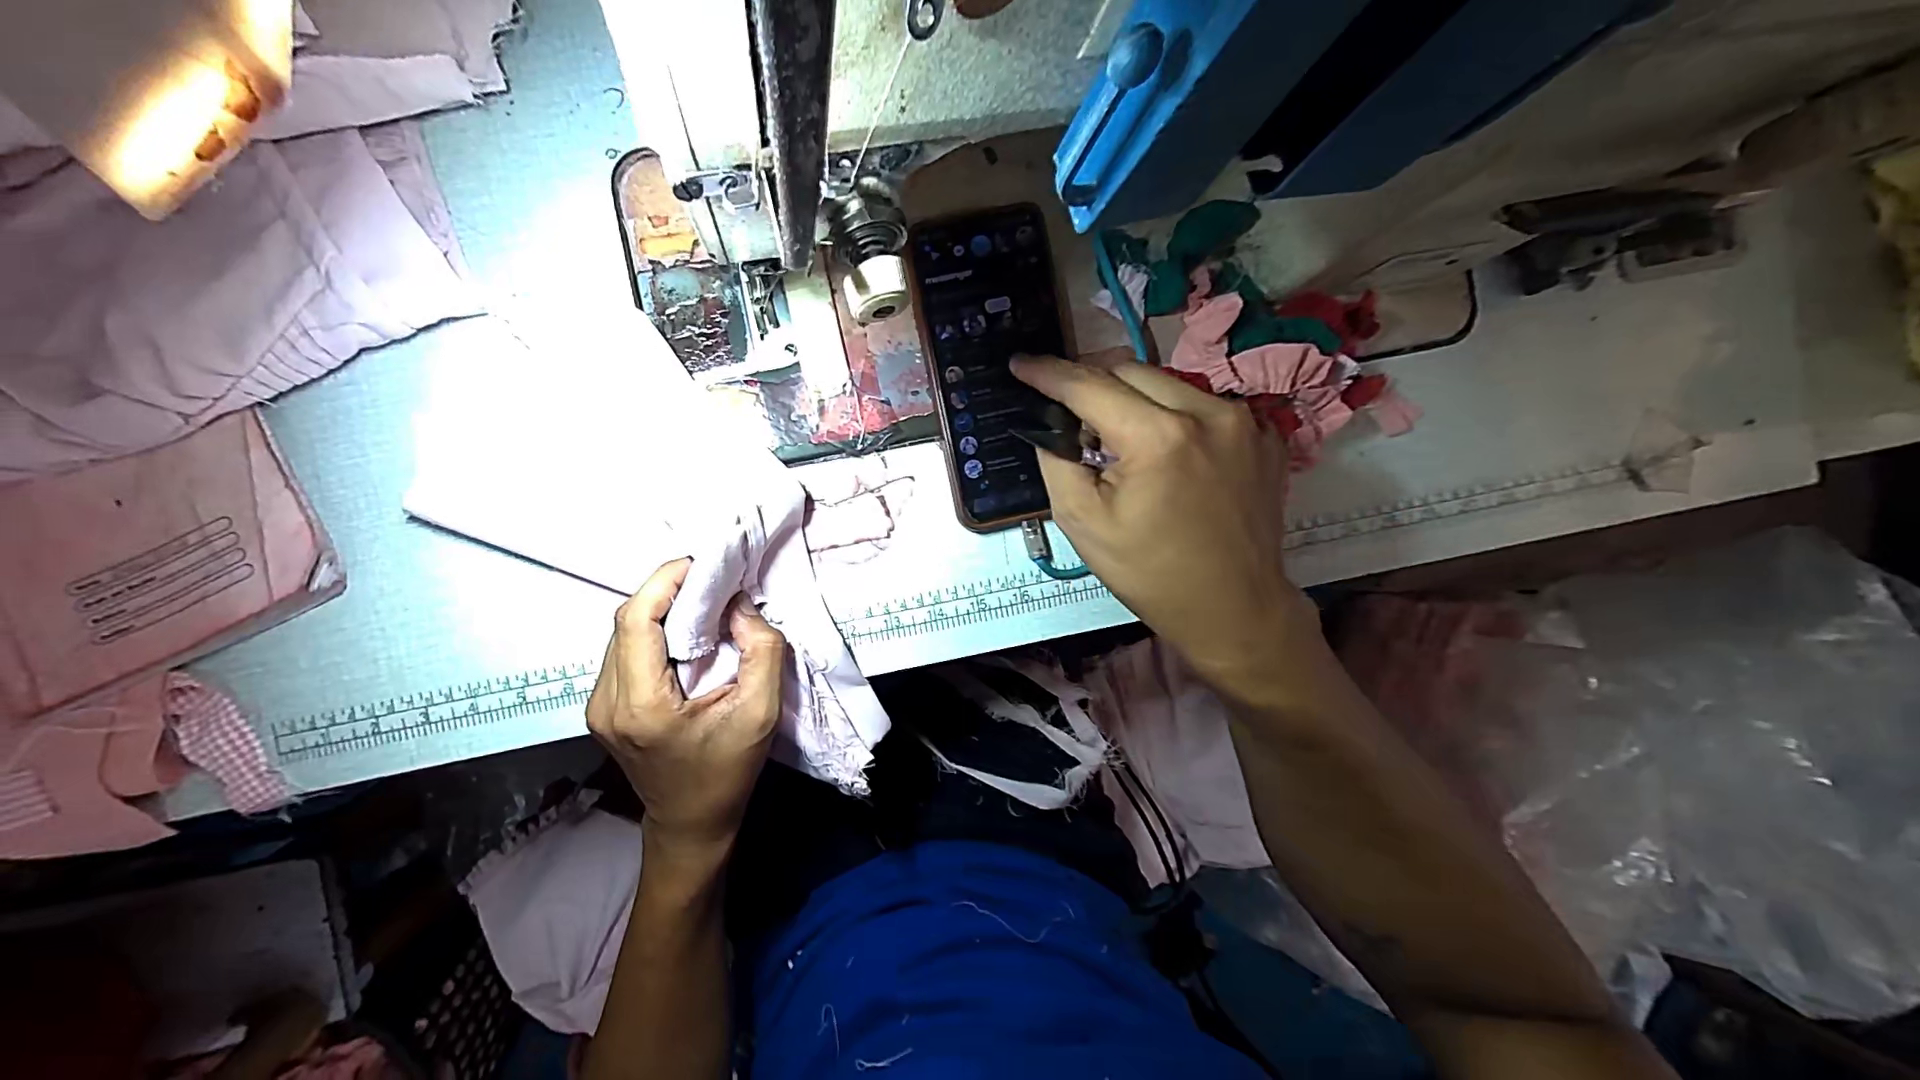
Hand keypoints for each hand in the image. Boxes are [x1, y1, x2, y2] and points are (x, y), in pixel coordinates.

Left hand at [586, 559, 787, 855]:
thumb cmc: (727, 773)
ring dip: (662, 610)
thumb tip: (740, 605)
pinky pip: (627, 651)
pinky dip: (656, 631)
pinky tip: (688, 635)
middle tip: (713, 581)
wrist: (692, 822)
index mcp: (640, 705)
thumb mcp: (760, 713)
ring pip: (624, 634)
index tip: (704, 564)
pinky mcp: (605, 707)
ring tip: (705, 604)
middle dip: (669, 592)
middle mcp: (606, 702)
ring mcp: (599, 706)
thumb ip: (761, 652)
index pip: (635, 620)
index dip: (665, 582)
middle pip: (627, 622)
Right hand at [1012, 353, 1314, 697]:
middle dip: (1092, 386)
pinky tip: (1168, 455)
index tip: (1021, 364)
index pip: (1089, 385)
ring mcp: (1244, 421)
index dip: (1048, 373)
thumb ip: (1057, 460)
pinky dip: (1175, 417)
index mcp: (1158, 438)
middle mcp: (1208, 412)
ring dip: (1134, 401)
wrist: (1234, 608)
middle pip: (1130, 371)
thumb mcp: (1082, 524)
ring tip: (1122, 443)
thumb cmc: (1151, 574)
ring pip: (1169, 382)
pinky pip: (1203, 406)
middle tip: (1074, 420)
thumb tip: (1054, 422)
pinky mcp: (1263, 435)